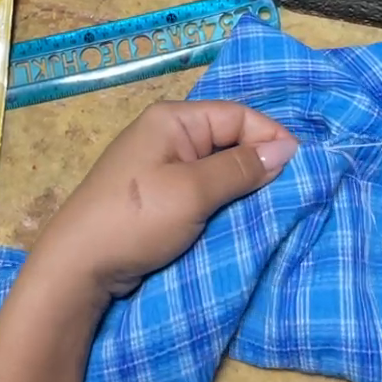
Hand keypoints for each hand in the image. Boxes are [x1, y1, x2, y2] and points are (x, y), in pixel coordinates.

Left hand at [28, 101, 298, 299]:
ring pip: (218, 166)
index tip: (302, 168)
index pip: (237, 115)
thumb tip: (287, 149)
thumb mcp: (192, 192)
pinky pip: (203, 188)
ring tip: (274, 207)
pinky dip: (224, 200)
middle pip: (229, 138)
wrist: (78, 266)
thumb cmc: (135, 219)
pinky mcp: (160, 195)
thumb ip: (240, 168)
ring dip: (244, 184)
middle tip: (294, 191)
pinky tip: (243, 218)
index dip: (271, 137)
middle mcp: (168, 134)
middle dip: (260, 162)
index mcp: (173, 120)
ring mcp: (162, 165)